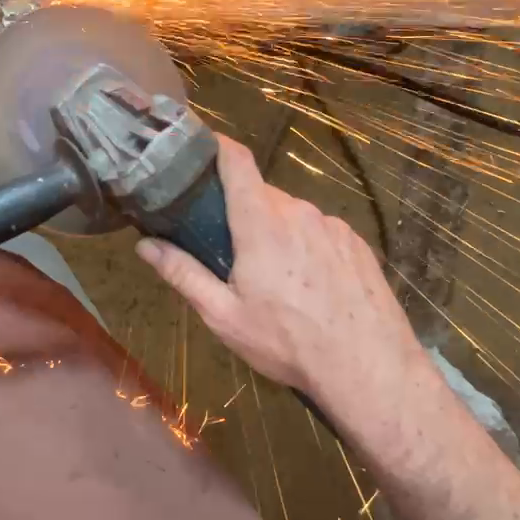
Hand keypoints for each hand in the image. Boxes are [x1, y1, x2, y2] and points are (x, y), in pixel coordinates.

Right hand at [135, 135, 425, 415]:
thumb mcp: (225, 316)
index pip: (236, 160)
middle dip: (240, 210)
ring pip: (290, 213)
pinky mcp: (356, 243)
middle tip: (229, 247)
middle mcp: (297, 212)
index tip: (197, 144)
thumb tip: (144, 245)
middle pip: (259, 193)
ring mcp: (331, 226)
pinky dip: (305, 244)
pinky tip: (310, 284)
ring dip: (274, 230)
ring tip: (273, 274)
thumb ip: (182, 274)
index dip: (215, 144)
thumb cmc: (290, 344)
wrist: (374, 375)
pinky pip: (318, 230)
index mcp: (260, 222)